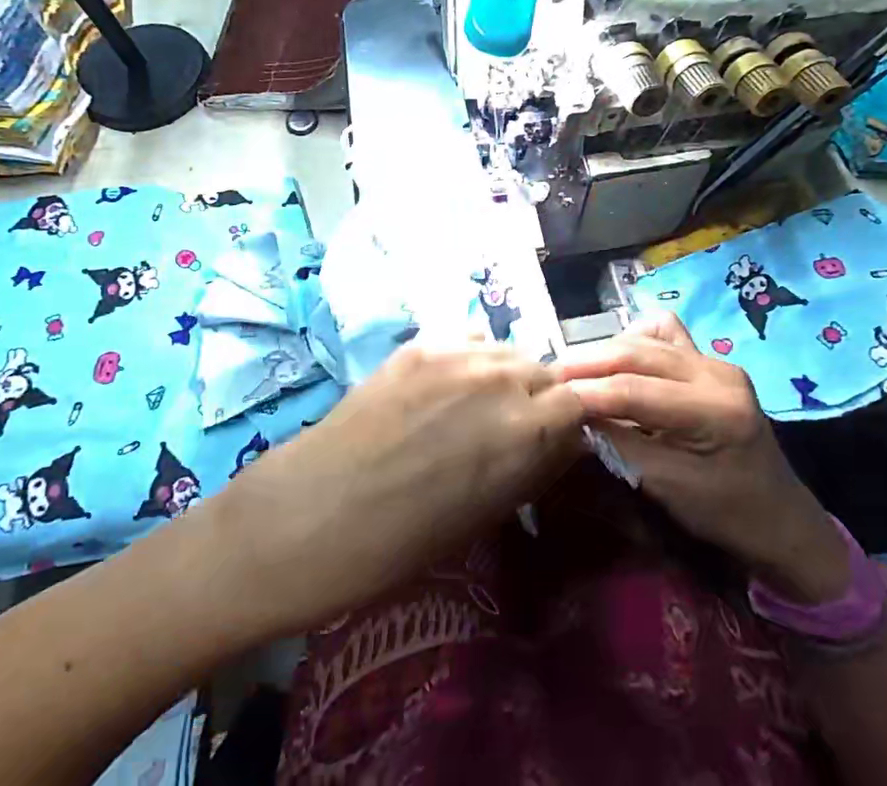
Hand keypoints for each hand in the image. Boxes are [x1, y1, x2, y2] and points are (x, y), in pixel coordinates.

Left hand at [200, 343, 585, 636]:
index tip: (558, 442)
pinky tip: (446, 387)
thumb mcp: (485, 516)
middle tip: (515, 428)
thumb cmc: (400, 544)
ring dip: (506, 376)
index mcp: (525, 430)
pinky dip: (469, 360)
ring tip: (479, 406)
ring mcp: (453, 356)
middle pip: (543, 372)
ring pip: (505, 351)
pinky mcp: (415, 347)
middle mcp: (498, 379)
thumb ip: (532, 469)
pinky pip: (464, 341)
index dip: (571, 424)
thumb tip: (563, 445)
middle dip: (540, 399)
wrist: (307, 517)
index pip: (578, 403)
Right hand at [556, 312, 851, 602]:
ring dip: (605, 352)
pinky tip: (617, 361)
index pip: (632, 388)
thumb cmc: (723, 514)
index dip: (584, 391)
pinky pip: (667, 337)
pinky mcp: (713, 365)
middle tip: (548, 378)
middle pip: (637, 353)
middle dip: (587, 363)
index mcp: (713, 409)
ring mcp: (718, 363)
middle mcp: (718, 373)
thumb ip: (616, 443)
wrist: (778, 521)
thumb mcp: (663, 486)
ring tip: (573, 372)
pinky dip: (635, 341)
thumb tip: (573, 414)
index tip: (546, 398)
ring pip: (647, 339)